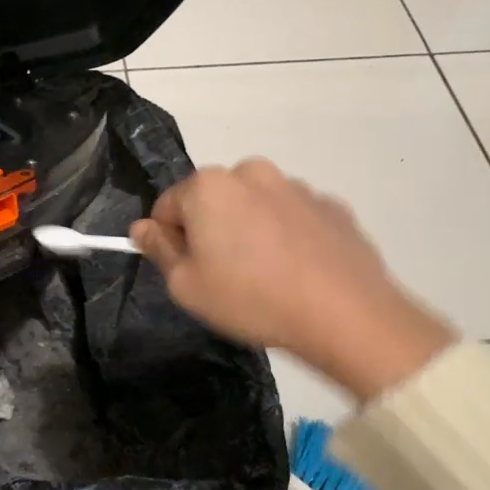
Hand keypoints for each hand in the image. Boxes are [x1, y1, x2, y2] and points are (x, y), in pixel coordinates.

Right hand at [129, 160, 454, 401]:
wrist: (348, 316)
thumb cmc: (252, 299)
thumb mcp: (186, 286)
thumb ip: (158, 250)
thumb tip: (142, 228)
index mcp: (209, 186)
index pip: (167, 207)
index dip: (169, 240)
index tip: (186, 271)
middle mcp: (251, 173)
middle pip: (212, 200)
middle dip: (211, 229)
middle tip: (225, 275)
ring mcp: (297, 187)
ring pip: (255, 206)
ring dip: (250, 230)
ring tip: (267, 277)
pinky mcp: (333, 206)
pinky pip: (294, 217)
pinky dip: (288, 236)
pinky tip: (299, 273)